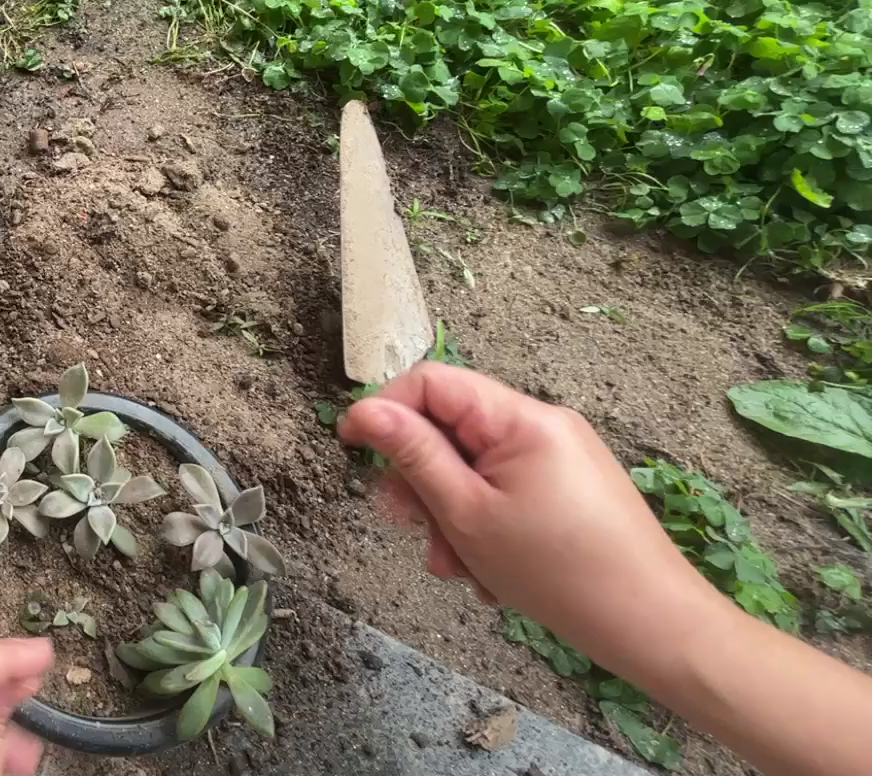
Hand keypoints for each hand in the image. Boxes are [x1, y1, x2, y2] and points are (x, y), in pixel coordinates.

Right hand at [337, 362, 723, 672]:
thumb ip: (411, 452)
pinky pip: (496, 484)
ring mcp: (555, 455)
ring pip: (466, 463)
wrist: (664, 638)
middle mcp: (540, 424)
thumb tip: (363, 409)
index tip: (355, 449)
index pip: (430, 382)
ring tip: (449, 562)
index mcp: (521, 419)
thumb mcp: (464, 511)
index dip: (384, 408)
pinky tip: (479, 565)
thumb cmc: (558, 573)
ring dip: (443, 508)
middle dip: (417, 475)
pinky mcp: (564, 484)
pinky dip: (476, 519)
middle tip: (402, 522)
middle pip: (446, 426)